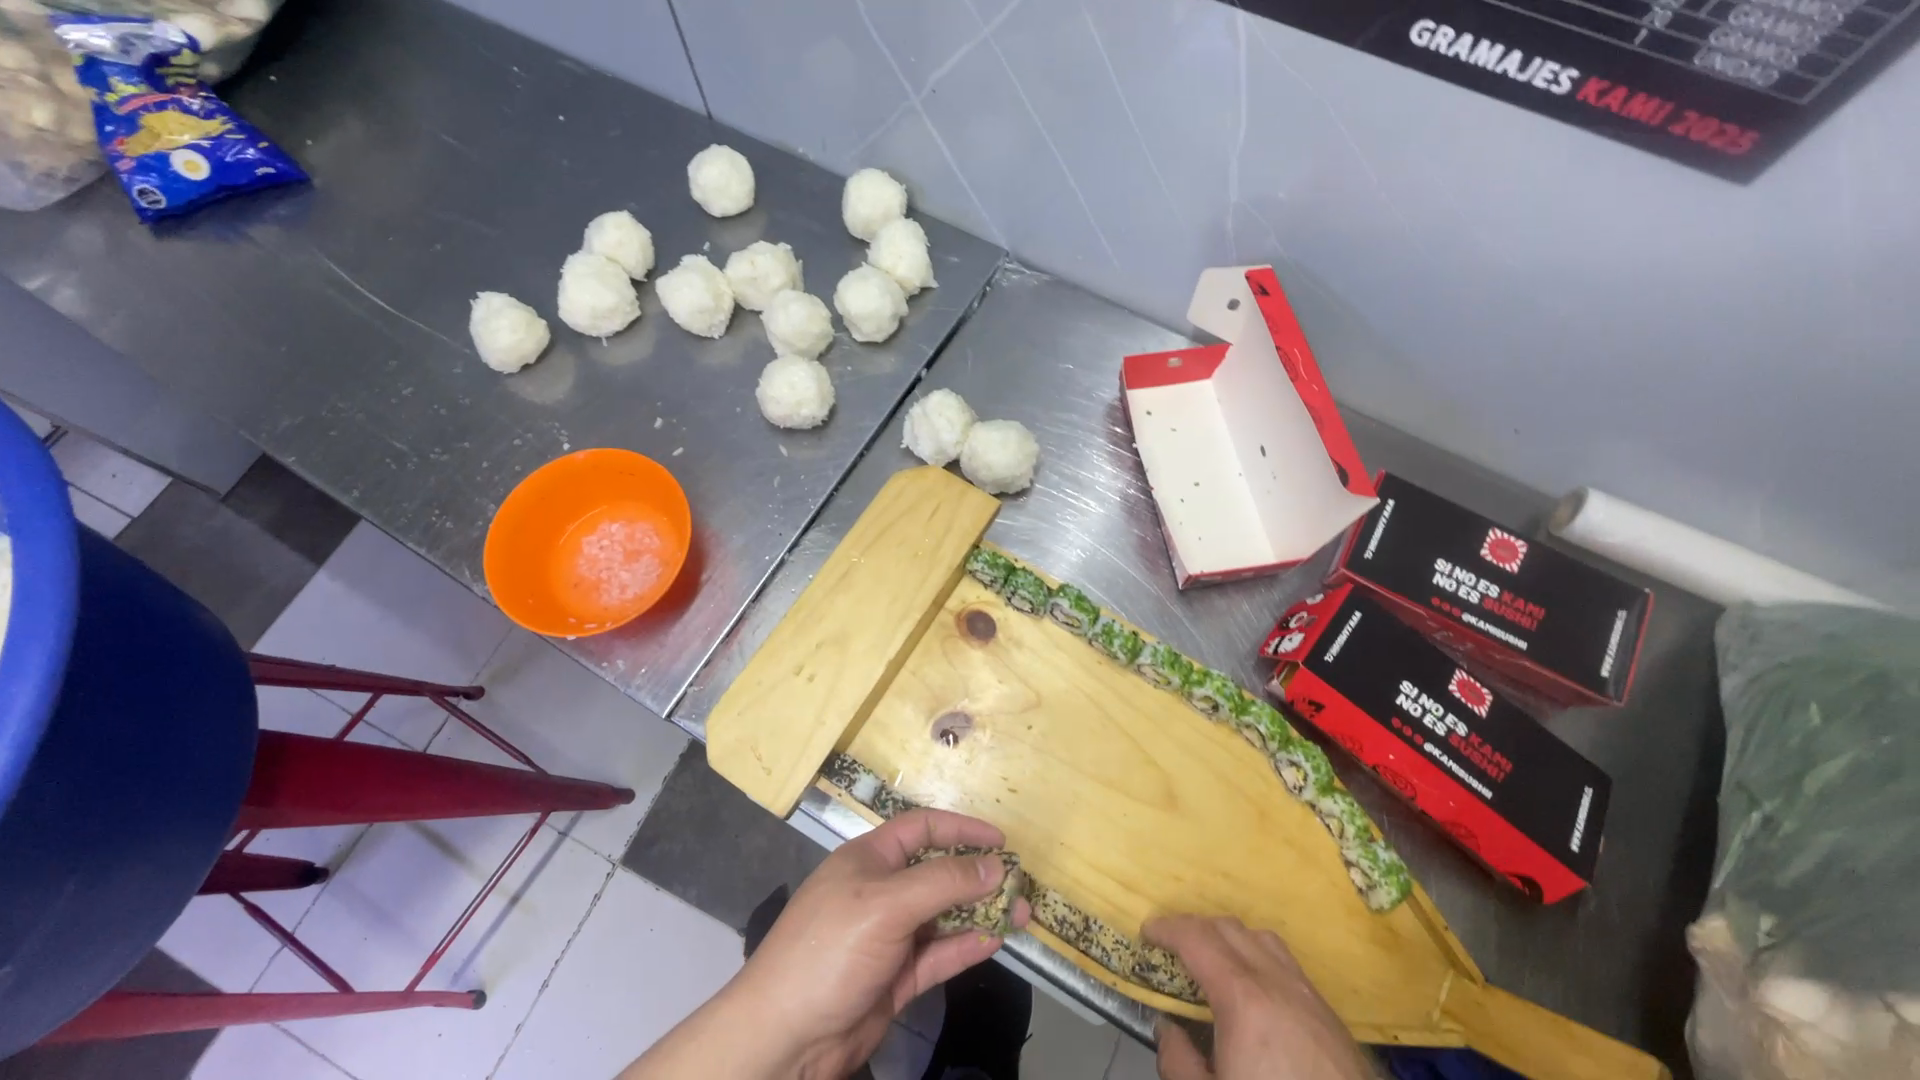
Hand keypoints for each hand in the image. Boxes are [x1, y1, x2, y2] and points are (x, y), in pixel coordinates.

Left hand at [621, 808, 1026, 1079]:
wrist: (785, 1035)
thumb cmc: (831, 949)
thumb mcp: (887, 903)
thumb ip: (944, 882)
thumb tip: (996, 866)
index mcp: (868, 860)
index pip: (921, 829)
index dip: (960, 830)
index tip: (1001, 841)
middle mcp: (880, 892)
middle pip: (937, 873)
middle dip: (978, 877)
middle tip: (1020, 885)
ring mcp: (888, 936)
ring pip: (943, 916)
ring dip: (980, 914)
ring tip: (1023, 915)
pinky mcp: (894, 977)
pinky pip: (938, 955)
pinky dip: (965, 947)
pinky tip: (995, 942)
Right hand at [1143, 916, 1373, 1079]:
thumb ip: (1178, 1062)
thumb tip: (1168, 1031)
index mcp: (1243, 1000)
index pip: (1197, 939)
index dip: (1167, 928)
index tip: (1146, 932)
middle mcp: (1277, 983)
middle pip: (1229, 928)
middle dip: (1194, 928)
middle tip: (1170, 947)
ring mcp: (1307, 995)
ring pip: (1262, 938)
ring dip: (1229, 937)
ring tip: (1210, 961)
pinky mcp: (1329, 1014)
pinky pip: (1287, 962)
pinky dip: (1258, 955)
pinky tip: (1251, 988)